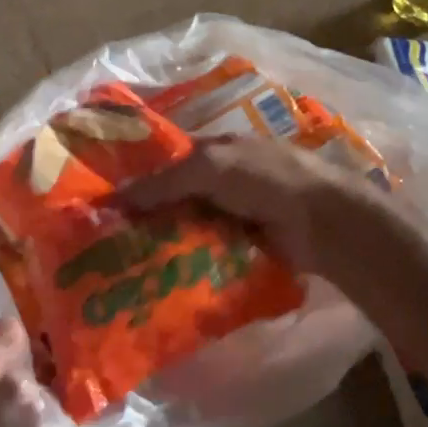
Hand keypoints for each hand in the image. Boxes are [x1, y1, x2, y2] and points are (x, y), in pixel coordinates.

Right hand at [118, 135, 362, 272]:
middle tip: (107, 237)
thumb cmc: (264, 179)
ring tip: (125, 264)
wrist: (322, 222)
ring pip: (189, 226)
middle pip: (175, 195)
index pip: (167, 157)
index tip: (104, 195)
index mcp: (215, 147)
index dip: (138, 172)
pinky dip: (188, 263)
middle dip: (147, 212)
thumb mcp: (208, 167)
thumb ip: (164, 181)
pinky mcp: (244, 248)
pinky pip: (207, 253)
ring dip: (165, 241)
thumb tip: (115, 197)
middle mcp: (222, 178)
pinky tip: (160, 279)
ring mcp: (234, 214)